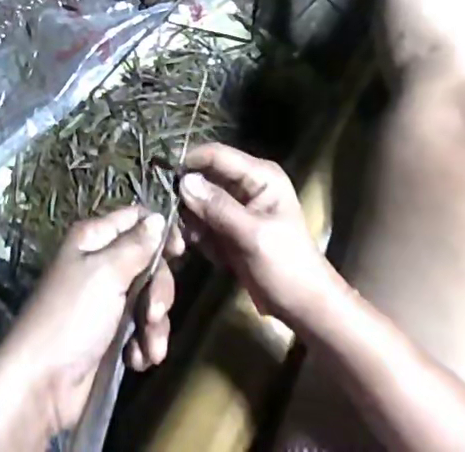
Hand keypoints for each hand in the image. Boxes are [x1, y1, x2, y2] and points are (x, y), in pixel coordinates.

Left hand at [0, 206, 182, 449]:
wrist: (42, 386)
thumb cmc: (71, 317)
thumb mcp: (106, 273)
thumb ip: (136, 245)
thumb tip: (159, 217)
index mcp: (93, 239)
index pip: (135, 218)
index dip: (160, 230)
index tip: (180, 251)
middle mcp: (101, 264)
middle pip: (149, 262)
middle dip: (159, 290)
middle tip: (153, 314)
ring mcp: (107, 300)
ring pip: (150, 299)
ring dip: (155, 326)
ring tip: (149, 350)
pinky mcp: (112, 334)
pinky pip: (142, 329)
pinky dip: (145, 345)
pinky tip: (138, 360)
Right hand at [177, 143, 342, 326]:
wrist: (304, 308)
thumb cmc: (286, 267)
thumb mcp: (252, 235)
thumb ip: (218, 207)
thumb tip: (184, 180)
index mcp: (260, 176)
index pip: (216, 155)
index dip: (189, 162)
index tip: (160, 176)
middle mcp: (246, 185)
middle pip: (204, 177)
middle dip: (187, 198)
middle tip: (170, 220)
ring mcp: (237, 207)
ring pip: (199, 201)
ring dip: (190, 220)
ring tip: (185, 241)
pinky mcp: (230, 228)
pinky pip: (203, 222)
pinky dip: (198, 235)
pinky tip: (201, 250)